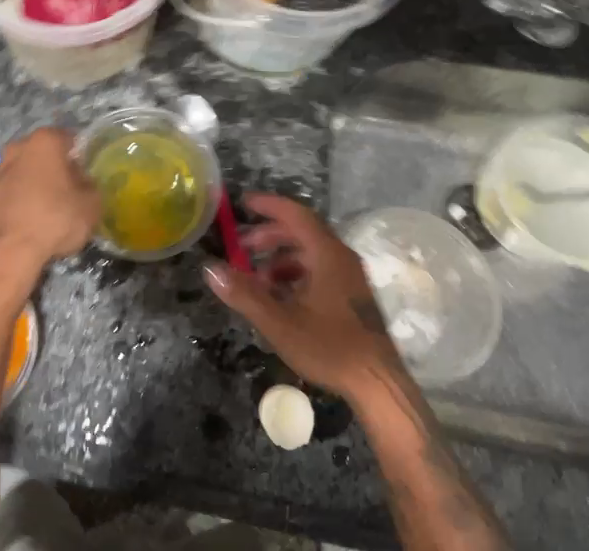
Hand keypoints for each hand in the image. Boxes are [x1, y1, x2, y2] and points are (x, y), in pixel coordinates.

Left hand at [0, 127, 100, 279]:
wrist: (11, 250)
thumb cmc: (56, 218)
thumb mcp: (92, 202)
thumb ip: (91, 184)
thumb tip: (82, 181)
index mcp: (45, 140)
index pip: (72, 139)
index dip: (84, 156)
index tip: (91, 175)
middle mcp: (20, 146)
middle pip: (48, 153)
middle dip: (61, 167)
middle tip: (75, 191)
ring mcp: (2, 168)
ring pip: (30, 170)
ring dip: (42, 182)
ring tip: (56, 207)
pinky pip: (18, 188)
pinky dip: (28, 197)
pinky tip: (38, 216)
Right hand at [203, 194, 397, 392]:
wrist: (378, 384)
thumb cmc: (329, 347)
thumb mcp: (279, 322)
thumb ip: (243, 293)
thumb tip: (210, 269)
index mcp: (327, 255)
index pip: (295, 215)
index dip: (268, 205)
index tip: (244, 203)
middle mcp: (342, 258)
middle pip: (302, 233)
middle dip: (269, 236)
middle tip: (242, 248)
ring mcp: (350, 278)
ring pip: (310, 254)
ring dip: (280, 259)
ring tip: (257, 280)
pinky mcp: (352, 298)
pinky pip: (320, 271)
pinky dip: (295, 275)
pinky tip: (280, 299)